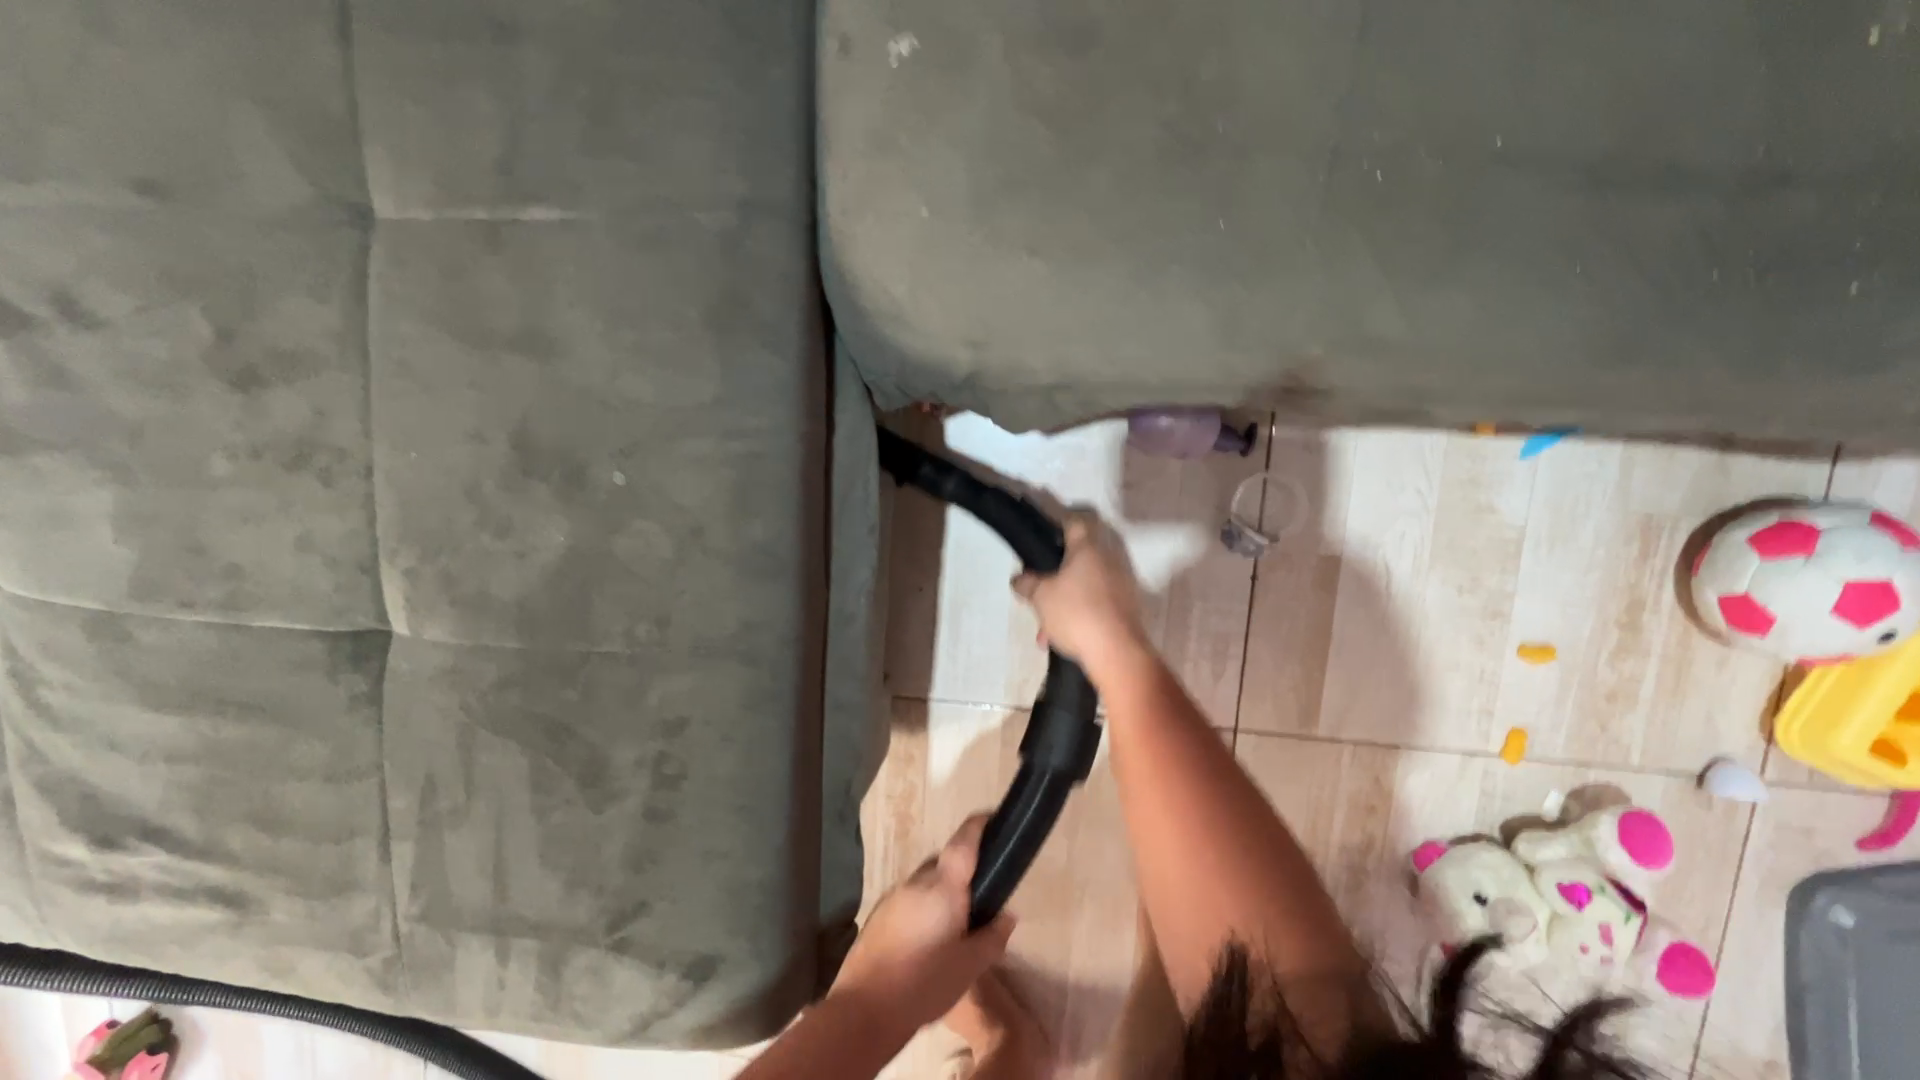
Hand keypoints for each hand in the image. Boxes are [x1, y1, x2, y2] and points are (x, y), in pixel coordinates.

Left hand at [829, 816, 1015, 1031]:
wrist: (864, 1009)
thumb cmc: (925, 984)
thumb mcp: (971, 966)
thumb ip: (993, 936)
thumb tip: (1007, 914)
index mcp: (943, 887)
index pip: (963, 841)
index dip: (979, 825)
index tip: (993, 820)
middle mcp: (916, 882)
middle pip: (944, 862)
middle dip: (963, 871)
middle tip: (980, 899)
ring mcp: (892, 897)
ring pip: (925, 883)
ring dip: (941, 893)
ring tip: (954, 926)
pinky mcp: (878, 916)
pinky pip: (909, 900)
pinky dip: (923, 908)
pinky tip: (928, 940)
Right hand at [1013, 511, 1152, 675]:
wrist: (1117, 652)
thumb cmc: (1076, 613)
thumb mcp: (1041, 598)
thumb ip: (1027, 584)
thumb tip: (1018, 578)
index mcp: (1088, 550)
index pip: (1074, 525)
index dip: (1058, 526)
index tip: (1043, 537)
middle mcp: (1108, 563)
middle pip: (1077, 562)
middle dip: (1054, 580)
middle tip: (1037, 595)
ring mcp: (1121, 587)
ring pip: (1084, 589)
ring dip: (1063, 605)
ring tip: (1044, 632)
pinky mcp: (1126, 610)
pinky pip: (1096, 607)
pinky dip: (1078, 619)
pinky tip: (1060, 641)